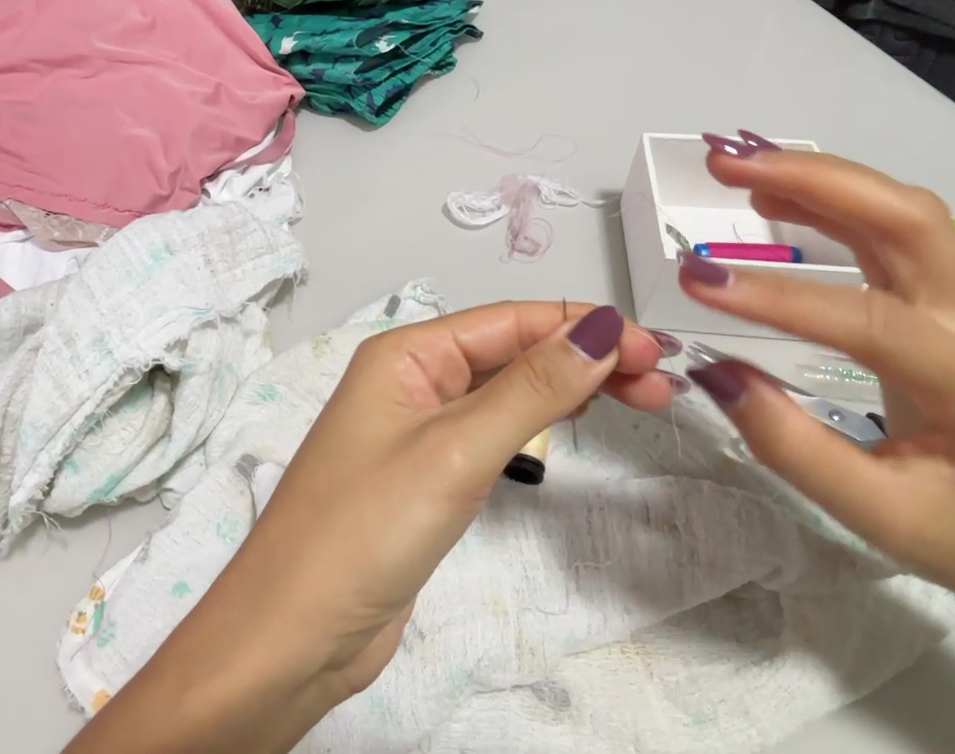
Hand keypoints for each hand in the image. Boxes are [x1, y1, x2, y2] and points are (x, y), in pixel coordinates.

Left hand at [68, 302, 676, 752]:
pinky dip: (538, 422)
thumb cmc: (362, 531)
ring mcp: (418, 429)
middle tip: (660, 380)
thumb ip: (531, 389)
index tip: (652, 346)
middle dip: (583, 358)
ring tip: (638, 398)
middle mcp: (410, 380)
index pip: (508, 321)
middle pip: (511, 351)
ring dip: (568, 388)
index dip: (581, 326)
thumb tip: (601, 331)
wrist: (294, 633)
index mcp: (405, 354)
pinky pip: (492, 430)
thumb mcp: (455, 450)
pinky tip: (572, 422)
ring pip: (506, 390)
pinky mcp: (427, 476)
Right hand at [674, 134, 954, 610]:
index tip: (698, 281)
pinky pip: (893, 229)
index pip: (873, 321)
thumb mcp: (875, 513)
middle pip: (910, 221)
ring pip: (902, 211)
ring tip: (738, 167)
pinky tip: (775, 197)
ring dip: (820, 178)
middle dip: (815, 182)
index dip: (782, 297)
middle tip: (725, 166)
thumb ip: (791, 446)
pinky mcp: (944, 299)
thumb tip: (712, 372)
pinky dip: (832, 199)